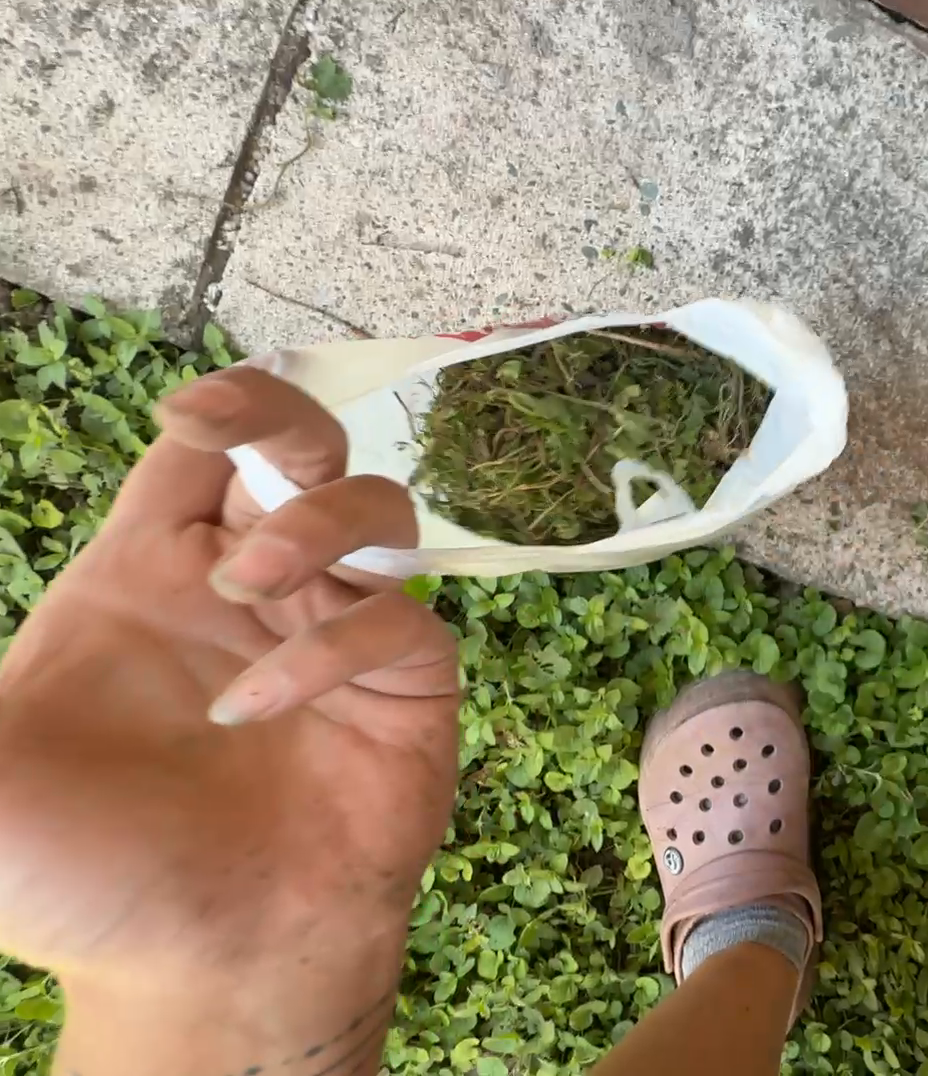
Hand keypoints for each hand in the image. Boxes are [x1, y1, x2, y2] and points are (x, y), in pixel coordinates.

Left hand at [0, 367, 459, 1073]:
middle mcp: (262, 586)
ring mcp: (347, 623)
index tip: (196, 413)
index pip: (201, 463)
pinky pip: (397, 620)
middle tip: (246, 441)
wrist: (217, 946)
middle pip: (311, 459)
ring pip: (380, 514)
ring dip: (323, 525)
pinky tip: (268, 703)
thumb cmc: (84, 868)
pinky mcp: (413, 670)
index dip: (219, 412)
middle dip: (291, 429)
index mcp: (156, 580)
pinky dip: (336, 646)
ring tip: (260, 583)